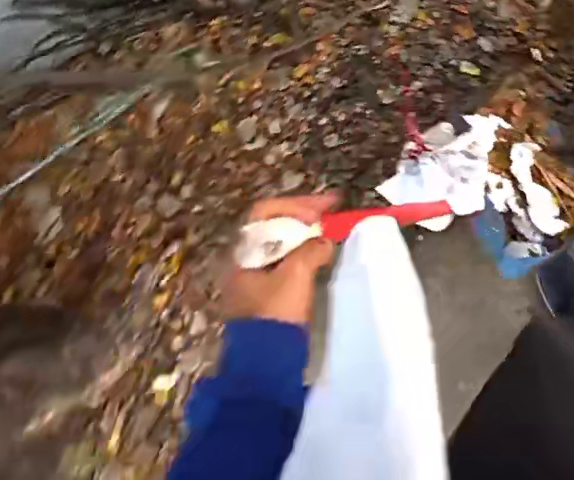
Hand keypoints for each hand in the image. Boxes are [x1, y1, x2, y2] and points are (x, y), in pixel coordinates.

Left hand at [220, 193, 339, 325]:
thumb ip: (311, 251)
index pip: (266, 210)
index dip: (296, 204)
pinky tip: (319, 254)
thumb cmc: (275, 314)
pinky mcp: (263, 295)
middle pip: (273, 225)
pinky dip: (302, 253)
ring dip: (303, 234)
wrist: (264, 368)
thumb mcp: (295, 276)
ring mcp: (251, 277)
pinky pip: (283, 262)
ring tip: (329, 228)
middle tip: (331, 210)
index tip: (323, 208)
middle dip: (302, 215)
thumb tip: (323, 242)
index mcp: (242, 248)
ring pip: (279, 244)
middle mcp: (242, 258)